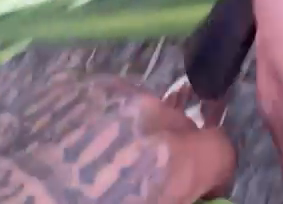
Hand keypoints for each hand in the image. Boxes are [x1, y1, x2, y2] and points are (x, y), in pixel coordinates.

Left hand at [0, 76, 233, 203]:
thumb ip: (176, 200)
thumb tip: (197, 199)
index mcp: (166, 160)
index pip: (222, 150)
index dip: (213, 179)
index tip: (198, 197)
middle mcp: (143, 113)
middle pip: (184, 125)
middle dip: (174, 158)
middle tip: (143, 193)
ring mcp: (100, 94)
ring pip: (143, 109)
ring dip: (136, 138)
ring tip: (98, 177)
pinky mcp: (60, 89)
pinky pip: (101, 103)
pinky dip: (99, 126)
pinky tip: (66, 161)